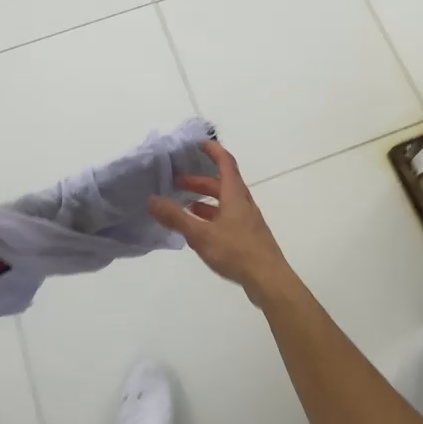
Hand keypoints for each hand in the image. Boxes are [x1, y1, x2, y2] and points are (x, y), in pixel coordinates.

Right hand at [148, 140, 299, 308]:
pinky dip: (211, 216)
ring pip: (224, 201)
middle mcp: (243, 203)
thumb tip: (152, 200)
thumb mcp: (202, 235)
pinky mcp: (247, 236)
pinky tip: (200, 229)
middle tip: (177, 182)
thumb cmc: (237, 251)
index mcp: (235, 195)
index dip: (212, 150)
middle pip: (222, 183)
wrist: (269, 280)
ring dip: (205, 199)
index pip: (225, 162)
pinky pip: (226, 217)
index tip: (197, 143)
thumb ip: (176, 217)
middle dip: (199, 179)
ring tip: (184, 205)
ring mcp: (247, 220)